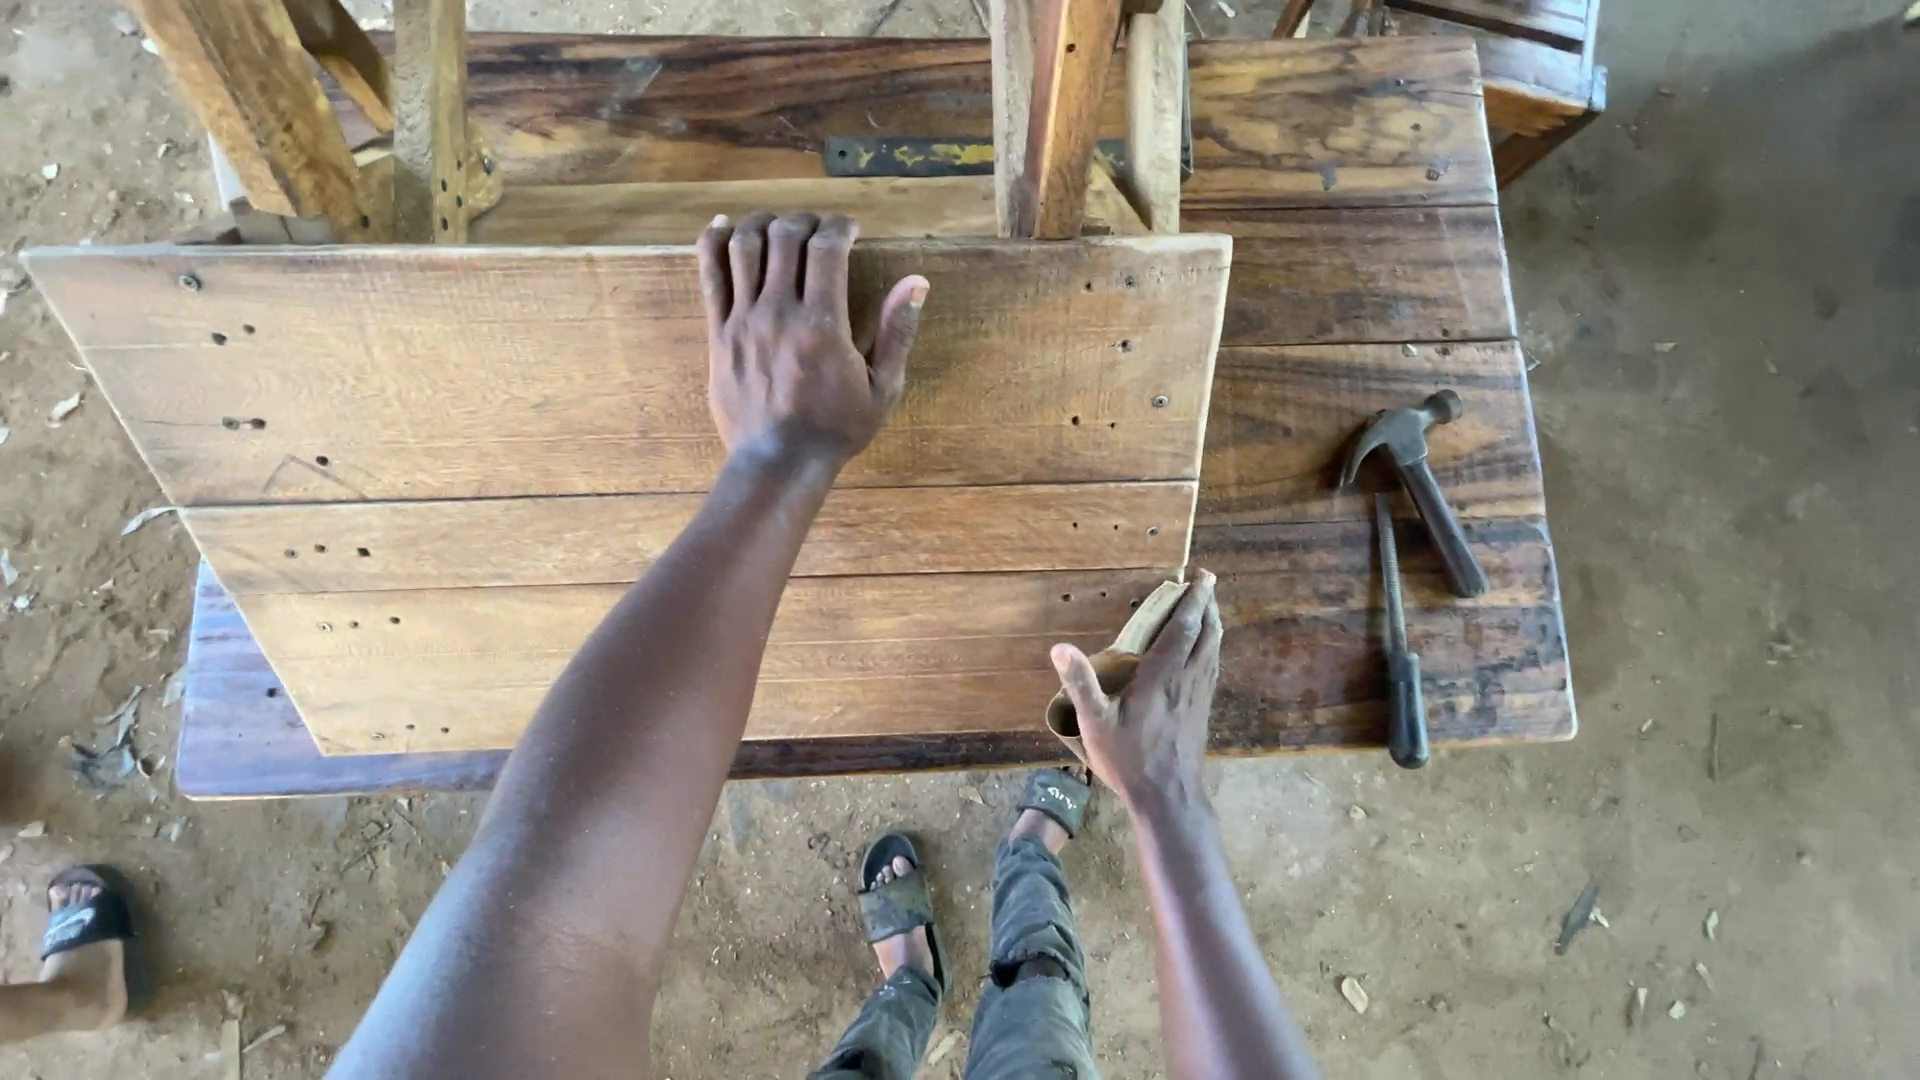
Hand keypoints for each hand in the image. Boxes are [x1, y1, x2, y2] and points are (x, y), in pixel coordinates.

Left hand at [696, 212, 928, 467]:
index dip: (840, 225)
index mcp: (823, 325)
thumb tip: (917, 282)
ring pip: (744, 245)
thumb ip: (898, 333)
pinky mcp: (719, 332)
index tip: (851, 228)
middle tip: (818, 228)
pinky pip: (709, 274)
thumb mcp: (882, 388)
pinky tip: (723, 225)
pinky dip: (713, 241)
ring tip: (779, 226)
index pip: (827, 247)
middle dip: (805, 220)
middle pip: (784, 236)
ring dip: (763, 223)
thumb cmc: (836, 429)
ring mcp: (743, 320)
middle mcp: (779, 312)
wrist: (780, 461)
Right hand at [1050, 570, 1220, 813]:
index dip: (1192, 600)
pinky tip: (1205, 651)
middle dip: (1207, 604)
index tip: (1199, 577)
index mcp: (1164, 676)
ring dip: (1213, 624)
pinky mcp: (1202, 710)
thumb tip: (1060, 647)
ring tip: (1208, 607)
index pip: (1184, 628)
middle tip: (1205, 582)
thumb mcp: (1095, 722)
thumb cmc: (1129, 759)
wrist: (1169, 799)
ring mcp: (1199, 696)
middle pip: (1207, 633)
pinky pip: (1212, 666)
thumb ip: (1081, 682)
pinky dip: (1212, 646)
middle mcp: (1188, 680)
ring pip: (1214, 650)